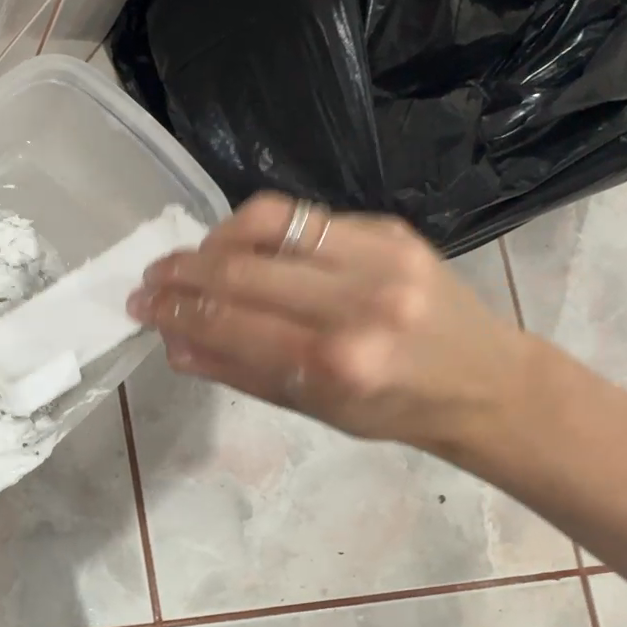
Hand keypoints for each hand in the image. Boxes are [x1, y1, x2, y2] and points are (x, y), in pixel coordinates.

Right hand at [126, 191, 532, 450]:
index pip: (229, 322)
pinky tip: (243, 248)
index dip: (173, 311)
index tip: (140, 305)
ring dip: (212, 238)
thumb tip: (172, 343)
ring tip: (193, 257)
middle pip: (239, 268)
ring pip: (266, 222)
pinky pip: (301, 217)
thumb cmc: (391, 409)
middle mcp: (359, 302)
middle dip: (180, 271)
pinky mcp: (389, 229)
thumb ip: (236, 371)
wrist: (486, 382)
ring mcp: (379, 256)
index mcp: (337, 362)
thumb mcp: (309, 408)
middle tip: (151, 278)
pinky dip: (257, 229)